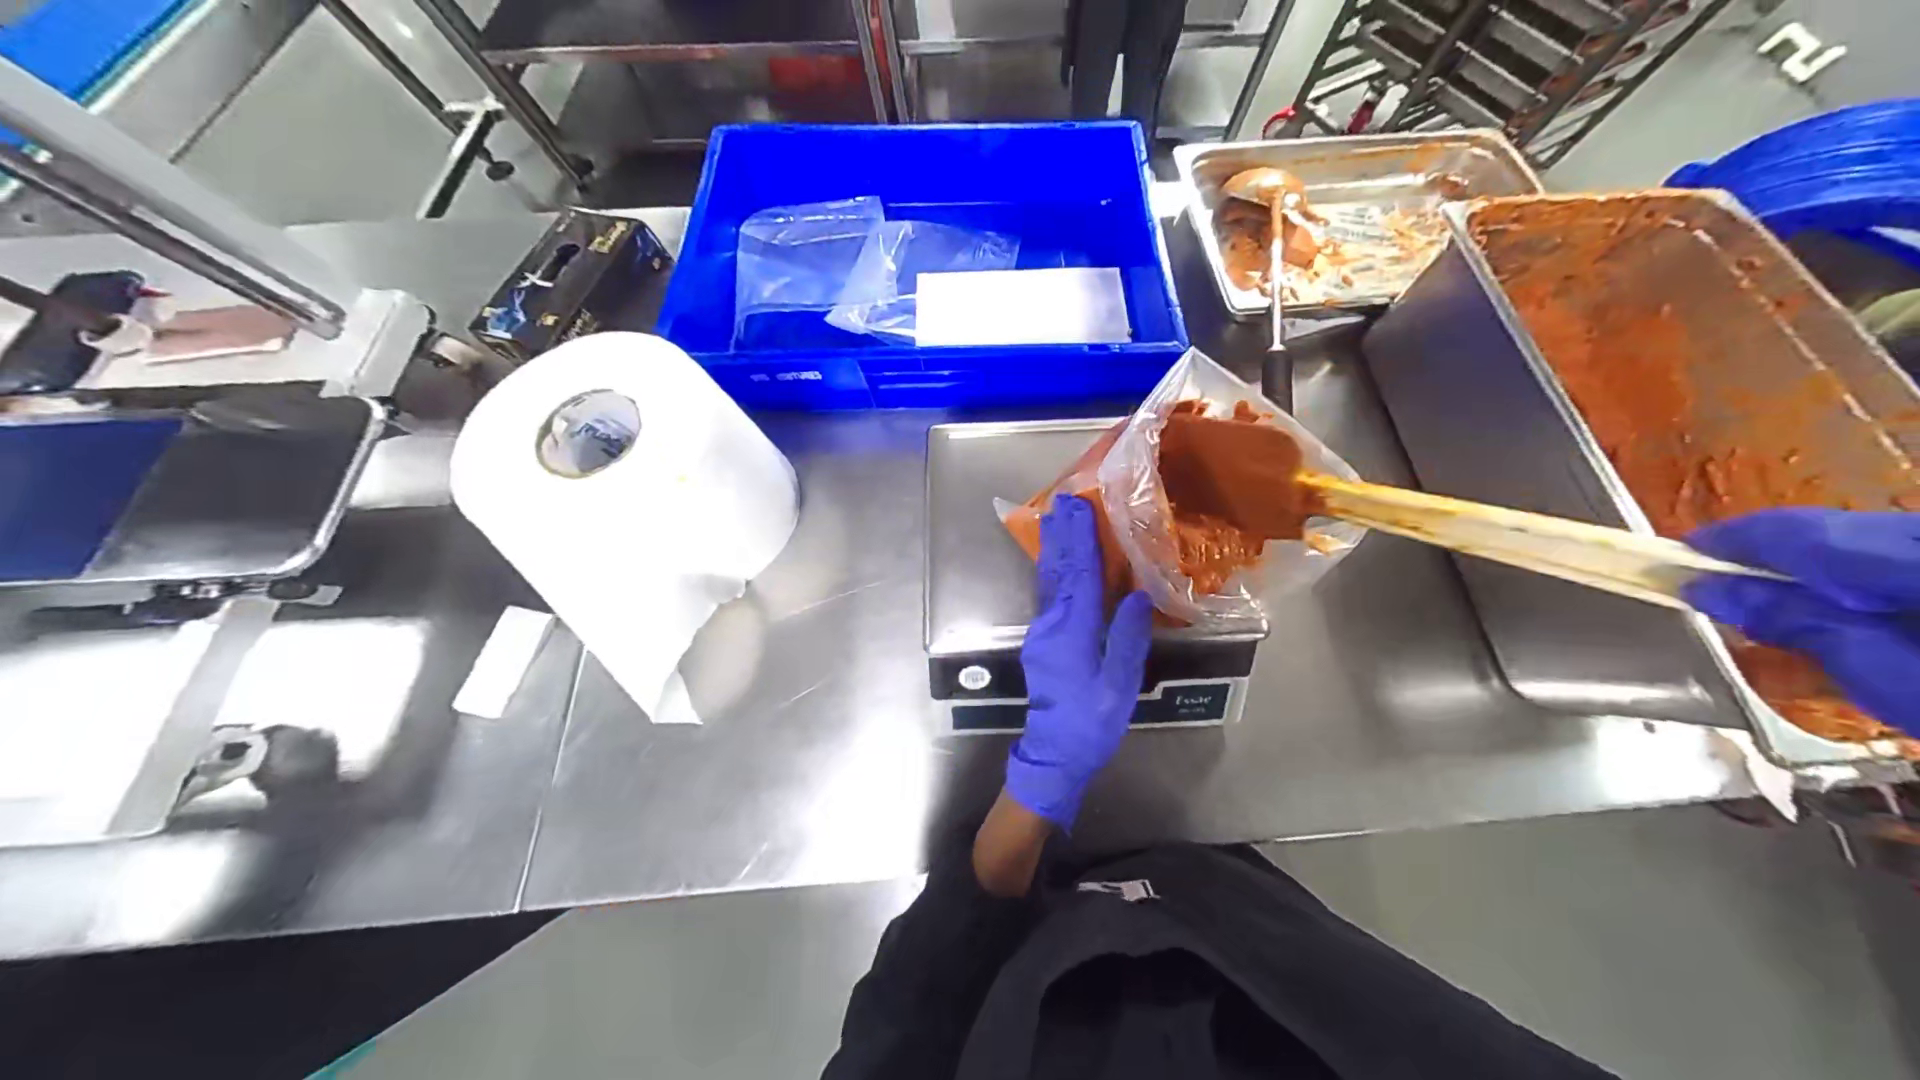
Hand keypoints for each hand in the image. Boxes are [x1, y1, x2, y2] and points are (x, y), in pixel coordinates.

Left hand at [1005, 494, 1153, 828]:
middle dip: (1061, 534)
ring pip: (1048, 581)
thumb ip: (1126, 639)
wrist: (1054, 753)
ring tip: (1057, 518)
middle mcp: (1050, 625)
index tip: (1079, 508)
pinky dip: (1055, 570)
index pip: (1078, 576)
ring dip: (1053, 547)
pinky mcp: (1042, 640)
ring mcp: (1042, 632)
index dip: (1080, 540)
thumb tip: (1135, 595)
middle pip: (1056, 570)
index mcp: (1070, 633)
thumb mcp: (1118, 686)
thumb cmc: (1091, 723)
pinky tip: (1059, 559)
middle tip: (1063, 500)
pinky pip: (1049, 595)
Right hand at [1683, 508, 1919, 733]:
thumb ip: (1798, 623)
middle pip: (1841, 537)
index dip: (1725, 542)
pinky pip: (1914, 562)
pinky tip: (1882, 624)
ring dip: (1831, 579)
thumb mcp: (1889, 675)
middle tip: (1735, 602)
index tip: (1676, 559)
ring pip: (1883, 550)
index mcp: (1909, 557)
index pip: (1793, 532)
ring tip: (1810, 623)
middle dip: (1779, 565)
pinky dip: (1882, 588)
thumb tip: (1714, 590)